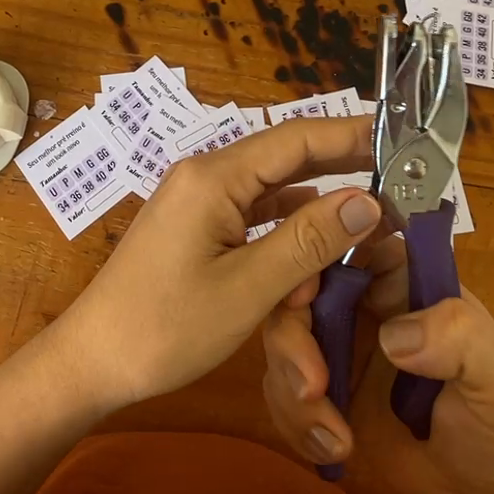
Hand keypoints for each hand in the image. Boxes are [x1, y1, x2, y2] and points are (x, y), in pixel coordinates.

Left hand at [49, 117, 384, 412]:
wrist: (94, 360)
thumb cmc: (166, 325)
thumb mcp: (248, 288)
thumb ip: (308, 240)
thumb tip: (368, 200)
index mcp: (213, 176)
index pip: (294, 139)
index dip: (348, 134)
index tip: (399, 136)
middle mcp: (205, 176)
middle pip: (283, 158)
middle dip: (340, 163)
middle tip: (399, 170)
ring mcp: (198, 202)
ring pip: (270, 190)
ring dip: (315, 202)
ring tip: (371, 207)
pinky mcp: (196, 228)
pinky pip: (252, 216)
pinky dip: (287, 227)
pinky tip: (320, 242)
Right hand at [261, 237, 493, 493]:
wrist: (473, 492)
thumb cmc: (493, 422)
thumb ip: (463, 338)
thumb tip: (396, 335)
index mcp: (398, 278)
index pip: (345, 242)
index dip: (315, 256)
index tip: (304, 296)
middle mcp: (356, 301)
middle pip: (298, 290)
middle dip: (292, 339)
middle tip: (310, 387)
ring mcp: (330, 343)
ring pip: (280, 339)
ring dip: (292, 389)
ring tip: (335, 438)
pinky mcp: (313, 387)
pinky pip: (278, 388)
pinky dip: (295, 422)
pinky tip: (332, 450)